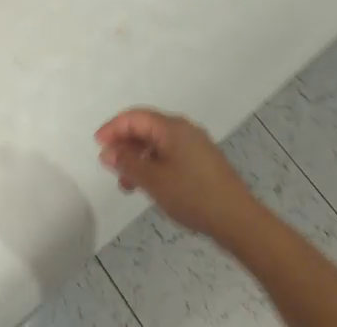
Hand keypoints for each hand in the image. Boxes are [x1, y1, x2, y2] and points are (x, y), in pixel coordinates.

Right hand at [96, 109, 259, 241]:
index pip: (135, 117)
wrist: (238, 220)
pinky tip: (150, 187)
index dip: (113, 128)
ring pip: (158, 145)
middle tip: (110, 166)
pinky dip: (154, 166)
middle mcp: (184, 130)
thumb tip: (108, 151)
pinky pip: (170, 156)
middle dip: (125, 145)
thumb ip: (127, 163)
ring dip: (138, 159)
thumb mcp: (153, 180)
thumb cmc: (192, 196)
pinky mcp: (203, 163)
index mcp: (172, 127)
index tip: (97, 146)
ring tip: (127, 185)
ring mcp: (196, 146)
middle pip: (147, 128)